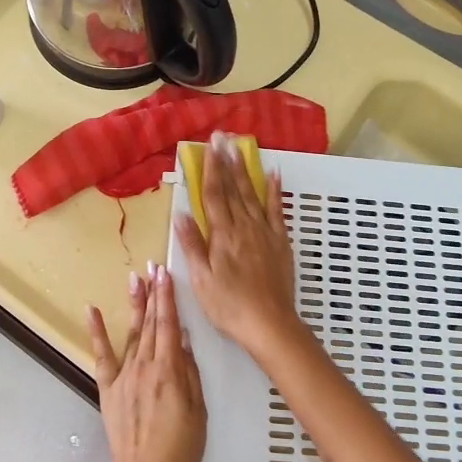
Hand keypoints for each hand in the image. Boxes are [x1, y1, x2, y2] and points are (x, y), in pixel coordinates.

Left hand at [87, 262, 205, 461]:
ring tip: (135, 279)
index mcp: (170, 370)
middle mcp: (145, 366)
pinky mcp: (109, 389)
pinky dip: (97, 332)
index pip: (170, 324)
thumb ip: (189, 371)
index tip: (167, 274)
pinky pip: (103, 356)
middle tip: (153, 267)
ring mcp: (125, 376)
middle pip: (152, 323)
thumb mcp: (198, 409)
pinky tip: (93, 311)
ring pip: (132, 333)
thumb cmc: (181, 449)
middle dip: (154, 293)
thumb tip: (183, 338)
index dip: (168, 297)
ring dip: (135, 305)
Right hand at [174, 131, 303, 357]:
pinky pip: (277, 210)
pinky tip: (274, 175)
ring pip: (252, 195)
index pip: (214, 195)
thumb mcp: (201, 280)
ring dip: (245, 171)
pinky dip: (275, 192)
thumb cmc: (229, 306)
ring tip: (239, 149)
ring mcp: (264, 232)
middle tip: (223, 137)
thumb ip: (192, 245)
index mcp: (222, 235)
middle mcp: (243, 226)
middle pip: (233, 189)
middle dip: (227, 162)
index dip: (210, 170)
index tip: (209, 147)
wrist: (270, 324)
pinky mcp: (280, 241)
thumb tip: (180, 214)